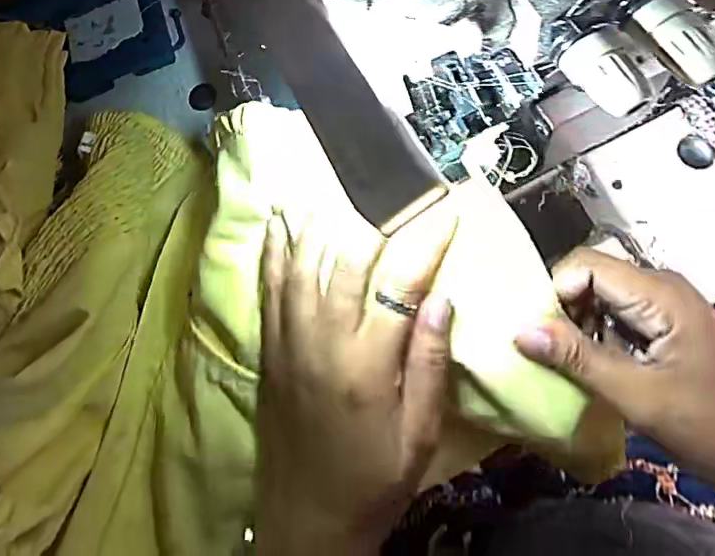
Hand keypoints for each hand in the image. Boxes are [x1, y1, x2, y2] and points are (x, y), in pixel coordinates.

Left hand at [254, 214, 455, 553]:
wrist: (306, 524)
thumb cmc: (372, 480)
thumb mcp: (418, 435)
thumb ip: (429, 364)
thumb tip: (441, 298)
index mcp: (367, 365)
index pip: (400, 285)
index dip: (426, 245)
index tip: (446, 216)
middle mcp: (323, 343)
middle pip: (347, 263)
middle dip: (376, 223)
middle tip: (396, 197)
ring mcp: (290, 342)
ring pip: (302, 267)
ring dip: (318, 225)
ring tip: (336, 192)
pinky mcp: (269, 349)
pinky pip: (268, 289)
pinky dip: (274, 252)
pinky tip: (278, 223)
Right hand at [516, 249, 714, 555]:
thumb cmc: (709, 428)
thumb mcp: (638, 397)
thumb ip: (578, 359)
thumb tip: (520, 331)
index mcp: (658, 292)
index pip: (587, 264)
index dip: (558, 293)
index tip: (543, 334)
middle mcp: (661, 283)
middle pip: (593, 272)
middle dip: (566, 306)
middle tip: (554, 350)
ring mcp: (665, 298)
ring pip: (602, 289)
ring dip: (581, 319)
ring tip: (575, 359)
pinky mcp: (665, 316)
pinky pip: (618, 307)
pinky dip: (600, 329)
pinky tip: (600, 361)